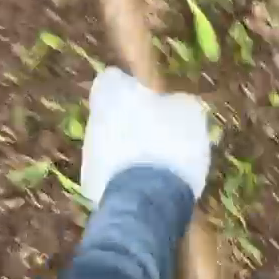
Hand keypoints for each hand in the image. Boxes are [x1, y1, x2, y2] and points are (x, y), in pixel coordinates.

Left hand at [78, 67, 210, 203]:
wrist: (147, 198)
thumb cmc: (170, 144)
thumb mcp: (190, 114)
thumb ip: (178, 102)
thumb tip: (176, 103)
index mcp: (112, 93)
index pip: (115, 79)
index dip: (134, 89)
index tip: (153, 101)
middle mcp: (93, 119)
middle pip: (112, 115)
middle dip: (133, 124)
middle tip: (162, 137)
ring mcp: (88, 154)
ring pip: (112, 146)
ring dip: (130, 153)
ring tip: (161, 169)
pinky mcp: (92, 186)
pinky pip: (113, 176)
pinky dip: (129, 179)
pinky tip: (151, 188)